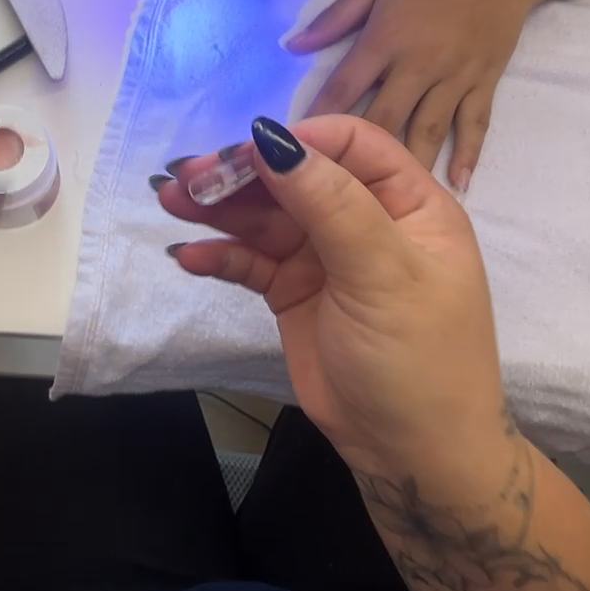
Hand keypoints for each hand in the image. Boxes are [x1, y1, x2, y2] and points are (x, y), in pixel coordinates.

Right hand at [157, 116, 504, 471]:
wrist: (409, 452)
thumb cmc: (418, 358)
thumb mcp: (382, 274)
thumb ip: (330, 204)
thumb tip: (273, 139)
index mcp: (408, 204)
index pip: (349, 146)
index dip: (297, 142)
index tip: (245, 153)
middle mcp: (363, 221)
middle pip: (294, 179)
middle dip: (241, 175)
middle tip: (187, 179)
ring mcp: (323, 257)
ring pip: (263, 218)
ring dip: (218, 210)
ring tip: (171, 201)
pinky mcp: (291, 291)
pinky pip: (249, 262)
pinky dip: (220, 256)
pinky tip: (190, 257)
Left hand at [290, 0, 539, 191]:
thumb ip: (333, 18)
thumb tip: (291, 46)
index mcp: (386, 40)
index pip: (345, 86)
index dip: (318, 119)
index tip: (294, 150)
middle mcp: (419, 64)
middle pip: (384, 118)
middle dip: (356, 156)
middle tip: (333, 192)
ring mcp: (456, 77)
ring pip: (428, 130)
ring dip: (408, 168)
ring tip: (388, 210)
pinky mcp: (485, 84)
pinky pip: (476, 125)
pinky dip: (467, 155)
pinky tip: (457, 188)